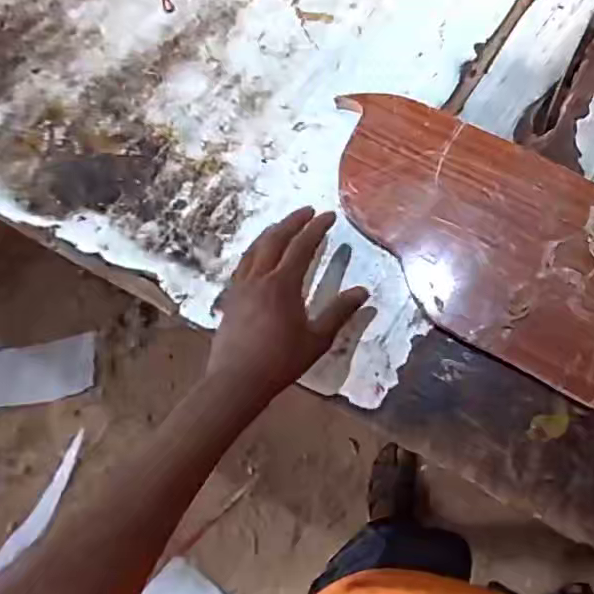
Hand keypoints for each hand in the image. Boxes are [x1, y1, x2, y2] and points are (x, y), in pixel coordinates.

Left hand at [205, 207, 368, 399]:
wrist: (235, 382)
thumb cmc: (281, 360)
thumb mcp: (318, 338)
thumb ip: (340, 311)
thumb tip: (363, 291)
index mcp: (282, 285)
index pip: (302, 247)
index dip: (316, 229)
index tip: (329, 216)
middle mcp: (259, 279)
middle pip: (274, 241)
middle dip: (292, 223)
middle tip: (307, 211)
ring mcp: (240, 288)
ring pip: (254, 250)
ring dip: (271, 234)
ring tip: (283, 226)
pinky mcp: (230, 299)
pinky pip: (243, 265)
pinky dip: (255, 252)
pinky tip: (259, 256)